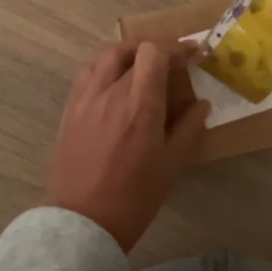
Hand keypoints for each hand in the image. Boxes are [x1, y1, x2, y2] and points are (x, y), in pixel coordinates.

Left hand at [45, 41, 209, 250]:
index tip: (191, 53)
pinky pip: (86, 72)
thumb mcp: (171, 165)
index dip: (175, 48)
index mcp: (140, 105)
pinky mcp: (69, 108)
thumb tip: (201, 104)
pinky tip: (112, 83)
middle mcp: (110, 92)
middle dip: (154, 50)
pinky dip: (103, 67)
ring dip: (127, 54)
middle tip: (168, 63)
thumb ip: (189, 128)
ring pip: (106, 55)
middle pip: (132, 49)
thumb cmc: (134, 197)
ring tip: (139, 68)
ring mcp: (86, 98)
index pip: (155, 52)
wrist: (83, 222)